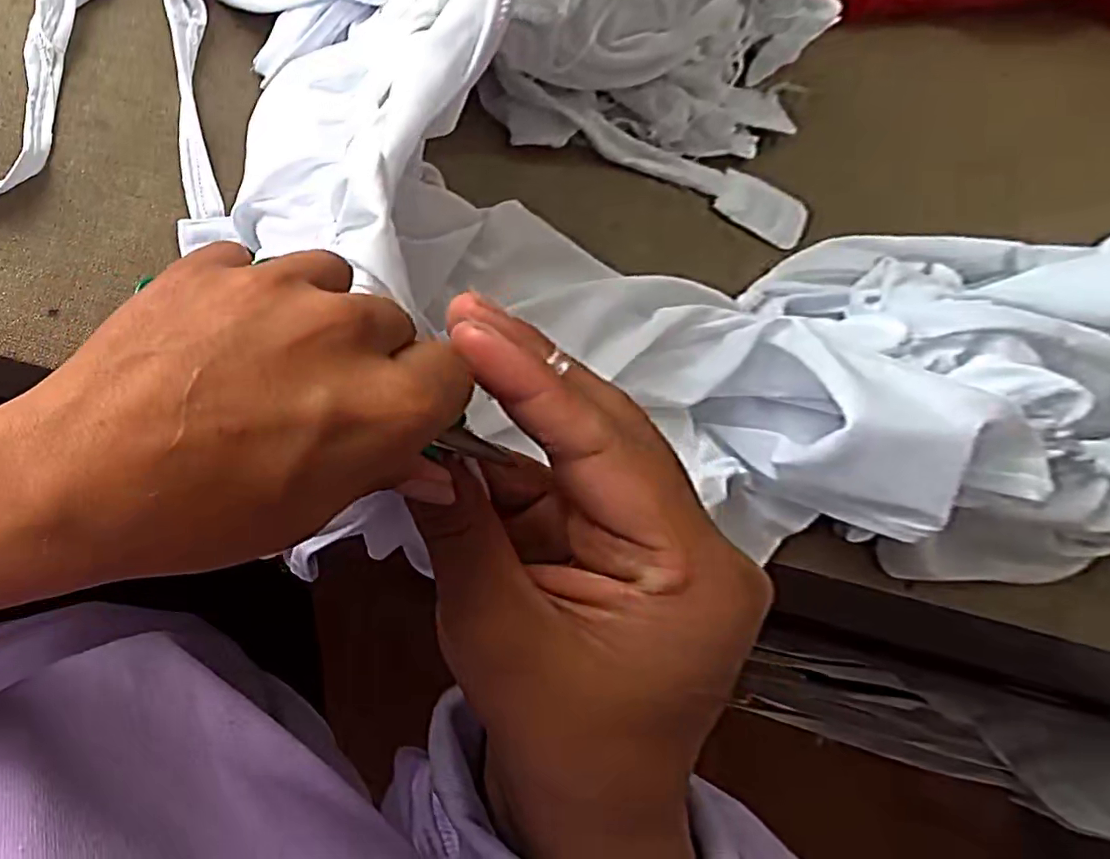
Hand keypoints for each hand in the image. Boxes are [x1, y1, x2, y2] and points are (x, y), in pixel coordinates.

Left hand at [0, 243, 472, 582]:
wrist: (75, 474)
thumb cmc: (187, 516)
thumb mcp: (296, 514)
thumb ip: (371, 468)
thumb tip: (420, 458)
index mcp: (376, 403)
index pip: (452, 369)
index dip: (423, 390)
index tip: (394, 401)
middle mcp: (337, 329)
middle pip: (389, 320)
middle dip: (365, 354)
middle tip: (309, 387)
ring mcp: (269, 285)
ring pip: (327, 279)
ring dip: (310, 312)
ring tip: (260, 351)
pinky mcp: (209, 264)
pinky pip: (255, 266)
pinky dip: (246, 294)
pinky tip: (210, 332)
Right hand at [409, 293, 770, 858]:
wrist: (581, 795)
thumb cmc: (553, 730)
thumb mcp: (493, 628)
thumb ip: (461, 529)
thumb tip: (421, 455)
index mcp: (688, 568)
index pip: (603, 447)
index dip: (532, 380)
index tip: (473, 328)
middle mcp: (681, 534)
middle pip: (602, 426)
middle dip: (530, 366)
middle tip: (468, 313)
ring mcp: (643, 531)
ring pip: (573, 441)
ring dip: (510, 401)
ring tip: (458, 351)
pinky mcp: (604, 533)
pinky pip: (546, 474)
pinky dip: (496, 451)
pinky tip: (455, 428)